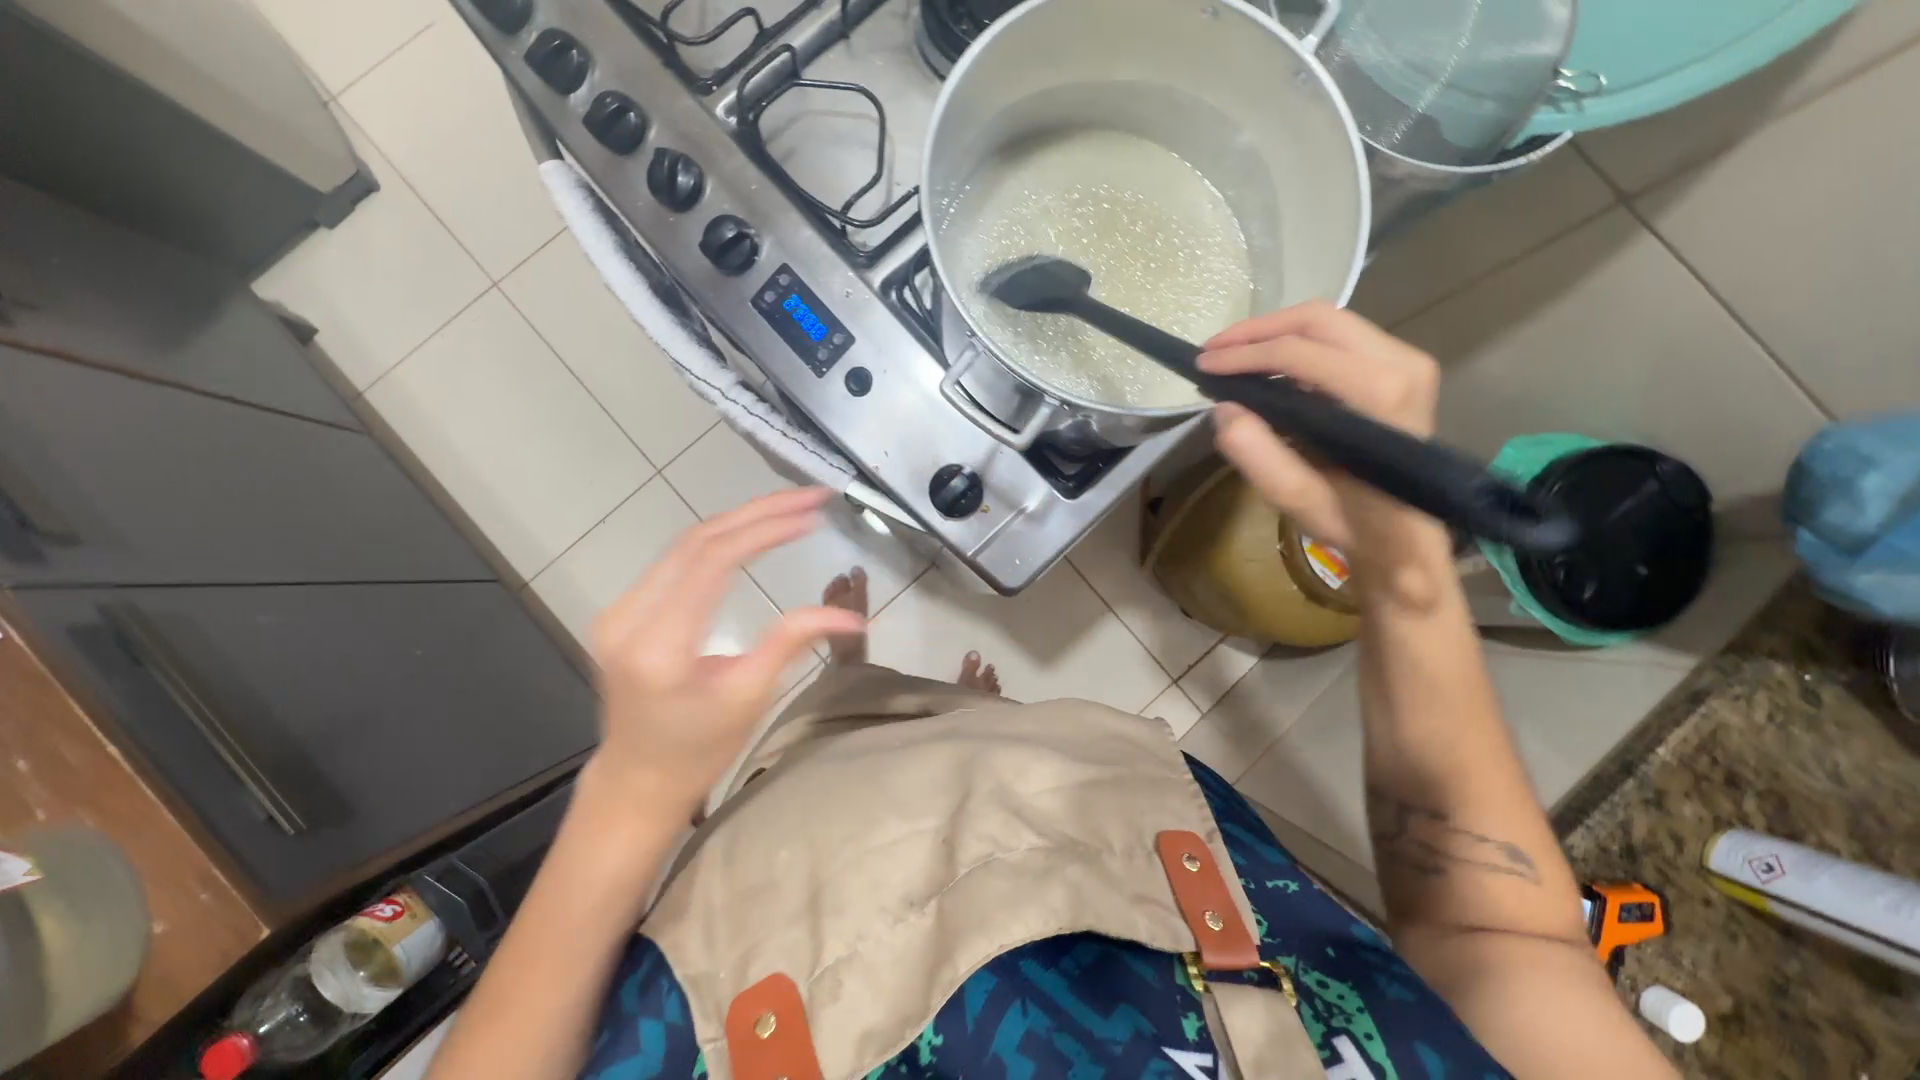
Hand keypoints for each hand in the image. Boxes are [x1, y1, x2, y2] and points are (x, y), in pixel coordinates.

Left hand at [582, 488, 863, 814]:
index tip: (812, 514)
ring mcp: (619, 611)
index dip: (764, 530)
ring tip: (791, 507)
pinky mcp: (623, 611)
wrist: (637, 779)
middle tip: (811, 497)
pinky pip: (674, 562)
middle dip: (757, 512)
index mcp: (659, 644)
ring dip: (739, 521)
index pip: (712, 563)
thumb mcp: (750, 697)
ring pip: (684, 545)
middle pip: (695, 542)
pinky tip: (752, 532)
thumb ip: (792, 642)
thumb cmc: (698, 749)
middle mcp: (629, 617)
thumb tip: (851, 615)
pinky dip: (718, 541)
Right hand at [1199, 302, 1450, 598]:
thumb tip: (1223, 408)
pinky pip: (1339, 338)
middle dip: (1256, 331)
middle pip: (1317, 320)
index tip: (1202, 365)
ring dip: (1274, 334)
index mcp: (1381, 396)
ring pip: (1328, 322)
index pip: (1299, 352)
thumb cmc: (1353, 521)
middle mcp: (1401, 365)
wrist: (1405, 537)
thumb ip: (1257, 454)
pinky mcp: (1400, 366)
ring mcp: (1406, 361)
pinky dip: (1295, 344)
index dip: (1244, 354)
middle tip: (1212, 352)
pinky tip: (1264, 368)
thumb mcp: (1297, 499)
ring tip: (1231, 357)